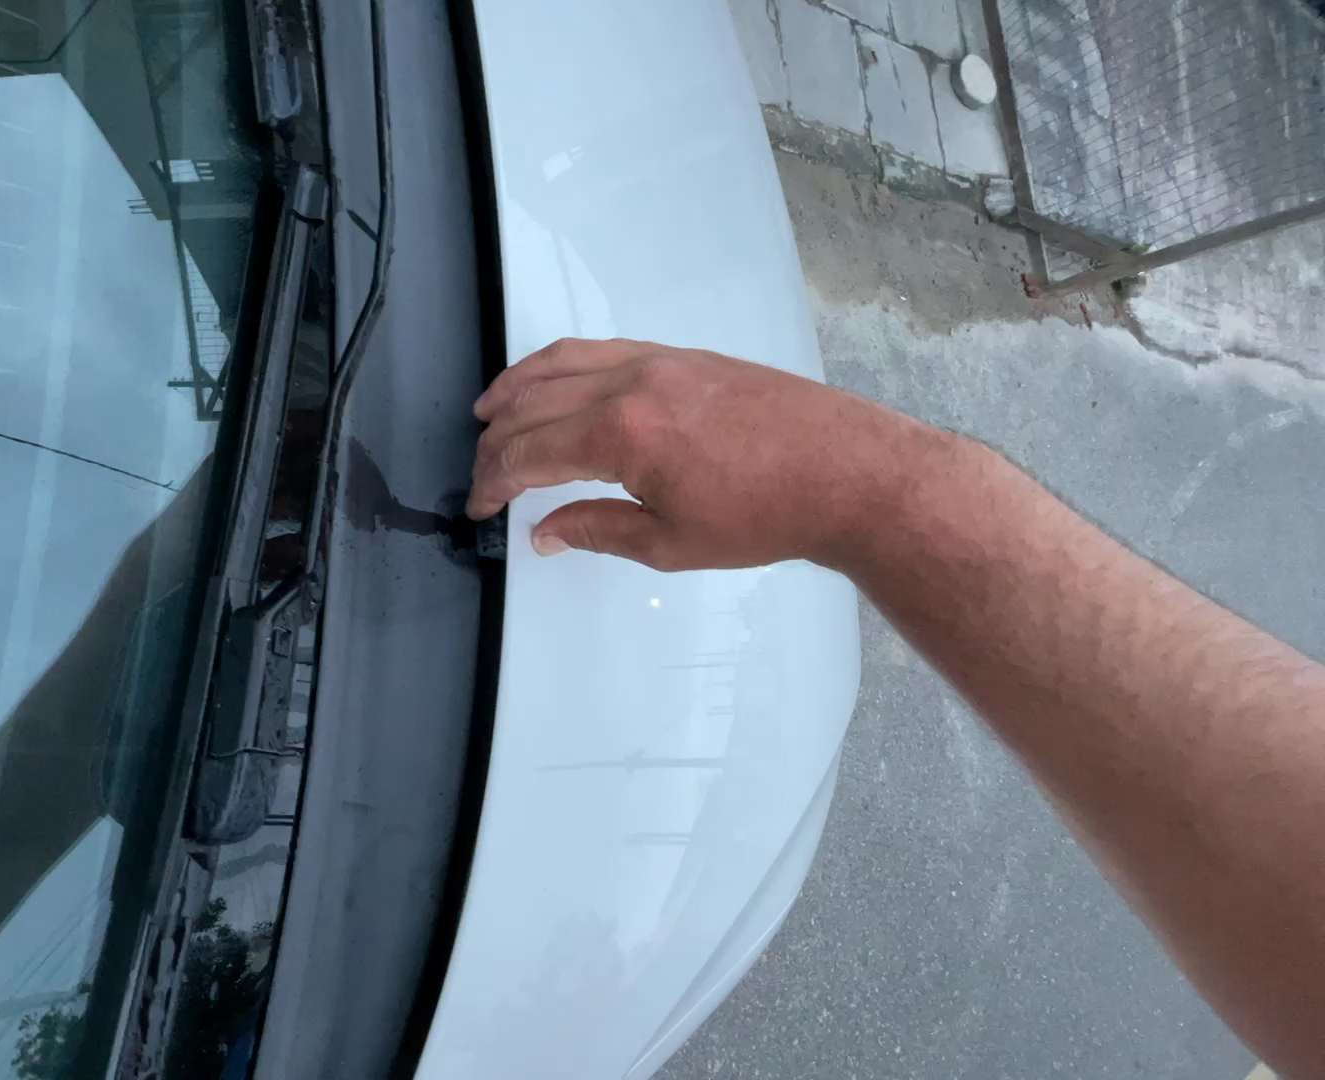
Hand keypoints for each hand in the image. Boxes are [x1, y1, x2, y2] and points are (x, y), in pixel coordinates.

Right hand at [466, 338, 950, 571]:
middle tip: (482, 472)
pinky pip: (599, 350)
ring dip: (514, 387)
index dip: (492, 482)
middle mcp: (628, 384)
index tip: (478, 506)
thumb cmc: (763, 517)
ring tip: (488, 409)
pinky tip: (552, 382)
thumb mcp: (668, 542)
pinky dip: (559, 364)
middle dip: (495, 442)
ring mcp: (655, 361)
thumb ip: (594, 529)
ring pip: (559, 362)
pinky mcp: (679, 355)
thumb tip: (542, 533)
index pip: (527, 455)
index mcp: (620, 434)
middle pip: (532, 405)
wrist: (850, 473)